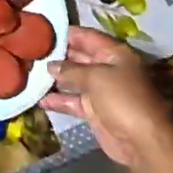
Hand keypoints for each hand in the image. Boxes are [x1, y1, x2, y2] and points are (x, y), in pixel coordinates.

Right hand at [39, 26, 172, 167]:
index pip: (87, 36)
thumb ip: (70, 69)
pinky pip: (72, 100)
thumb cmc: (122, 99)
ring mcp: (101, 90)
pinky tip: (39, 98)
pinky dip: (58, 99)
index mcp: (115, 54)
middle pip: (79, 56)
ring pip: (73, 79)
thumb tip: (51, 66)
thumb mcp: (95, 77)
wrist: (142, 142)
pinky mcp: (95, 110)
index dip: (66, 33)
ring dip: (55, 77)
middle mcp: (108, 68)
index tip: (41, 30)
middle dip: (57, 54)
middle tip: (30, 50)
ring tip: (30, 70)